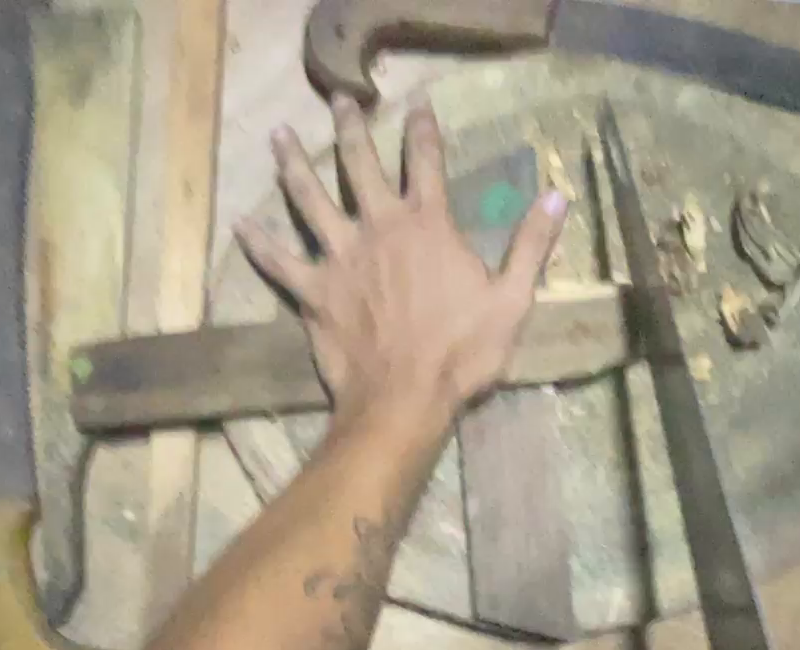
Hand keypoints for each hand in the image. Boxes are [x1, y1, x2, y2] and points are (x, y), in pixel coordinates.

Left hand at [234, 96, 568, 432]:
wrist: (404, 399)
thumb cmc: (461, 355)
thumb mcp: (512, 301)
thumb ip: (531, 246)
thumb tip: (558, 196)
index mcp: (428, 225)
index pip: (426, 162)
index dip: (423, 130)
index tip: (417, 105)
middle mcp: (379, 227)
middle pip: (360, 165)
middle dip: (351, 128)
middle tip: (339, 101)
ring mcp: (340, 257)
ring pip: (311, 199)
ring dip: (295, 165)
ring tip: (280, 137)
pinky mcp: (312, 292)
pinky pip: (279, 262)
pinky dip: (260, 244)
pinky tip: (241, 225)